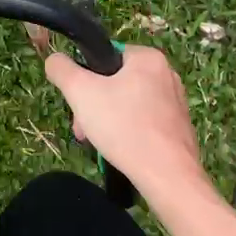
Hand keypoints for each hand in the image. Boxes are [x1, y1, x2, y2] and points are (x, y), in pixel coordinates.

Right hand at [44, 46, 207, 194]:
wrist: (169, 179)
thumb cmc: (125, 127)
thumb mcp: (79, 91)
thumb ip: (60, 68)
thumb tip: (55, 61)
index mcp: (148, 58)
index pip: (105, 56)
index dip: (85, 76)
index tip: (78, 100)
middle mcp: (168, 76)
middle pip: (115, 82)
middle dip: (94, 104)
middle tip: (83, 126)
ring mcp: (177, 105)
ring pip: (128, 104)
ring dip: (107, 119)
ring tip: (98, 142)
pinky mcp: (180, 131)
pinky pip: (144, 123)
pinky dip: (128, 133)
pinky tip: (120, 151)